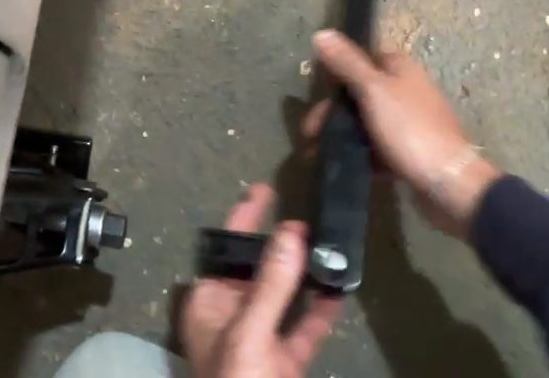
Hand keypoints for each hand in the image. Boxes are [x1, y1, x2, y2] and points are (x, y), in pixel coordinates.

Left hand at [180, 184, 341, 377]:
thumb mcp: (250, 336)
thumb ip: (271, 285)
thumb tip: (290, 232)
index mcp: (208, 305)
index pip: (224, 249)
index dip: (242, 217)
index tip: (264, 189)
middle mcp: (231, 317)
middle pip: (256, 268)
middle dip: (280, 244)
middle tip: (308, 216)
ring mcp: (258, 341)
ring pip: (283, 296)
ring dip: (304, 273)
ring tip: (327, 243)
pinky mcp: (283, 363)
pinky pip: (304, 327)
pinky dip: (320, 310)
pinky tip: (340, 290)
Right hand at [307, 30, 502, 236]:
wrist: (449, 182)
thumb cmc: (409, 129)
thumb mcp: (373, 90)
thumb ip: (347, 63)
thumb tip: (322, 32)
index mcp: (400, 68)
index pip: (361, 58)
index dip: (336, 72)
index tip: (317, 91)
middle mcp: (406, 89)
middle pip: (359, 92)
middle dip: (333, 111)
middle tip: (310, 132)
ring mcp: (409, 121)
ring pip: (365, 121)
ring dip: (341, 134)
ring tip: (318, 153)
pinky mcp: (409, 150)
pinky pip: (377, 146)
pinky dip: (360, 152)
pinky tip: (344, 164)